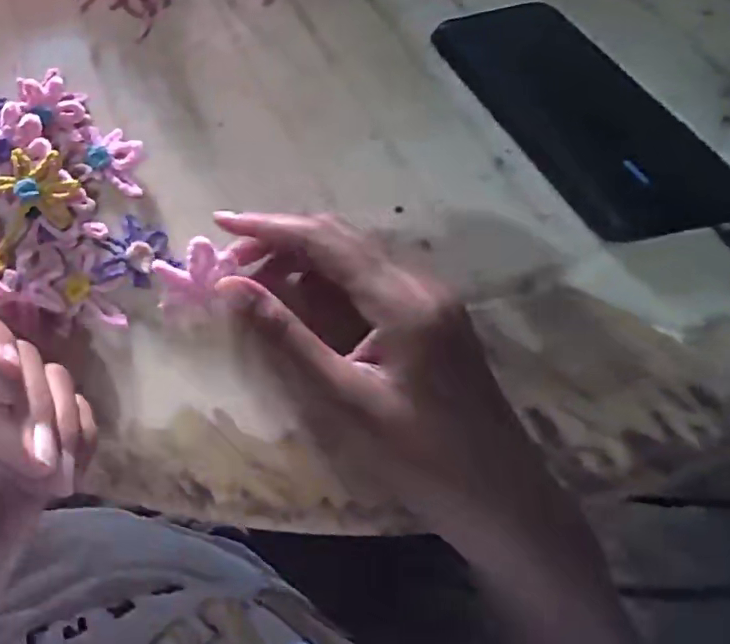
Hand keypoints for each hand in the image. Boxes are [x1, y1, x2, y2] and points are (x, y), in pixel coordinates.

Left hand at [0, 309, 96, 643]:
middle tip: (35, 459)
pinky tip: (66, 482)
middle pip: (27, 357)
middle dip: (37, 400)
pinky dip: (84, 440)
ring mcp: (20, 423)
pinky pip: (82, 422)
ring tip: (51, 478)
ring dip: (64, 423)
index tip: (9, 368)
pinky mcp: (51, 455)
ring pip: (59, 383)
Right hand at [211, 211, 553, 533]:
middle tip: (230, 261)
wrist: (509, 506)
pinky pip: (363, 275)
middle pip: (336, 236)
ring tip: (254, 280)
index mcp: (403, 301)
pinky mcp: (426, 312)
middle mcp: (418, 283)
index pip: (324, 240)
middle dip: (278, 239)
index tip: (220, 223)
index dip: (268, 227)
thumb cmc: (423, 459)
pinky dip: (321, 276)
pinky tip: (297, 298)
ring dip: (298, 256)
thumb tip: (230, 287)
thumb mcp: (344, 399)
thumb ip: (285, 336)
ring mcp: (427, 296)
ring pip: (349, 252)